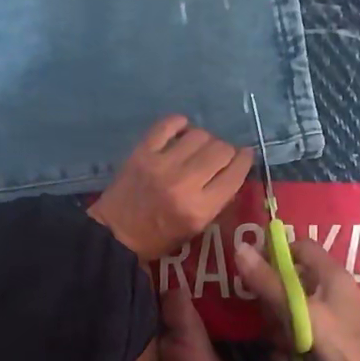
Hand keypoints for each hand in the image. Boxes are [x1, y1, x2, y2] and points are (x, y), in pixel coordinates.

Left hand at [89, 115, 252, 261]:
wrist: (114, 234)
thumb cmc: (157, 238)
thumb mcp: (195, 229)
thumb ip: (216, 201)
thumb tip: (231, 171)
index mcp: (200, 209)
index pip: (235, 174)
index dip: (245, 160)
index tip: (245, 155)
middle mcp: (185, 183)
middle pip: (220, 150)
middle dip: (226, 150)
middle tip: (220, 155)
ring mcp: (162, 165)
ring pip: (198, 135)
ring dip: (204, 138)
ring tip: (198, 146)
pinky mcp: (142, 152)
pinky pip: (166, 126)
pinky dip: (178, 123)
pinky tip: (181, 128)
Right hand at [232, 238, 359, 360]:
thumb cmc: (340, 346)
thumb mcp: (299, 313)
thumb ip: (269, 283)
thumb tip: (240, 247)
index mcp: (332, 274)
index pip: (301, 246)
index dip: (276, 253)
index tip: (254, 270)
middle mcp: (335, 288)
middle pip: (295, 277)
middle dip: (274, 296)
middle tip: (263, 314)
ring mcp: (336, 312)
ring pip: (296, 305)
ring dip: (280, 322)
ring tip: (275, 343)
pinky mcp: (335, 335)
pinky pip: (305, 326)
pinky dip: (292, 338)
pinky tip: (284, 356)